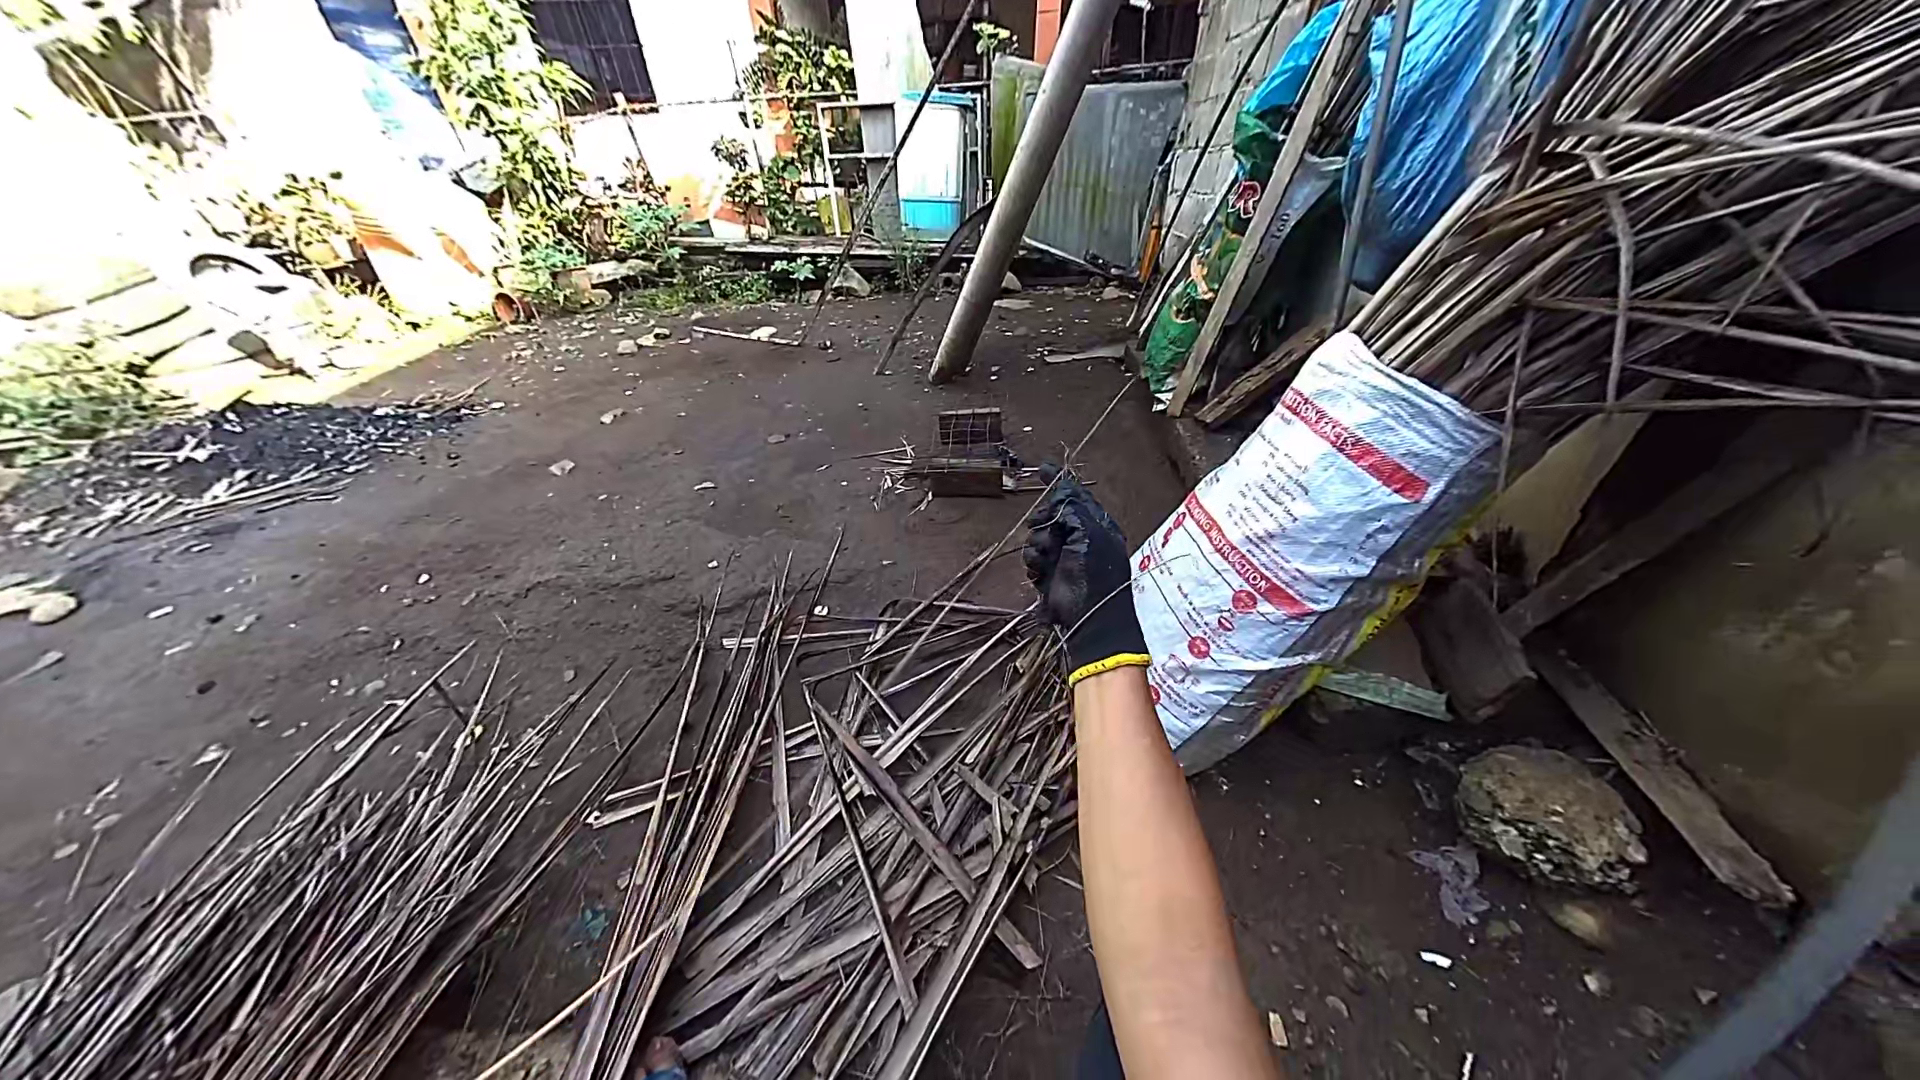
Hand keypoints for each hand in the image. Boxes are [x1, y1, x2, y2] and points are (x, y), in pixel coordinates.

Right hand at [1022, 466, 1150, 683]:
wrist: (1090, 623)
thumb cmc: (1096, 579)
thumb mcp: (1090, 536)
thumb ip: (1075, 509)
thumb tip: (1061, 492)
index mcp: (1097, 526)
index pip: (1076, 496)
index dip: (1058, 482)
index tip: (1042, 469)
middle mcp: (1080, 539)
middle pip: (1051, 515)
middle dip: (1043, 521)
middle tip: (1043, 528)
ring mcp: (1064, 558)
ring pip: (1038, 537)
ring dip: (1037, 546)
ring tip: (1045, 559)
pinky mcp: (1050, 575)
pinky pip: (1033, 559)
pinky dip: (1033, 564)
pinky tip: (1039, 573)